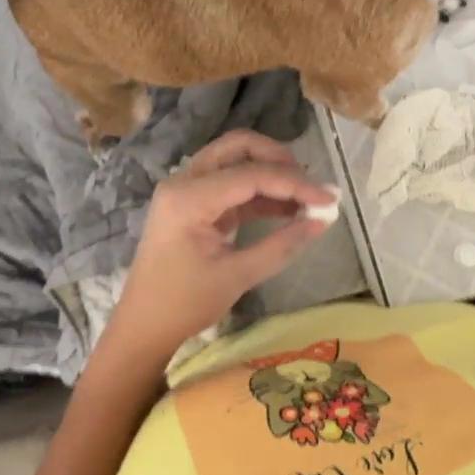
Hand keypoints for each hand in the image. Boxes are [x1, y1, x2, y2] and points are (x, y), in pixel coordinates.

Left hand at [108, 131, 335, 356]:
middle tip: (312, 188)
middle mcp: (184, 182)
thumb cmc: (183, 304)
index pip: (252, 174)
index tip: (331, 199)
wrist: (143, 326)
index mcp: (188, 197)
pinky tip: (288, 211)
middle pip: (239, 148)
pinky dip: (259, 194)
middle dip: (280, 162)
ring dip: (272, 176)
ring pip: (235, 162)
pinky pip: (230, 185)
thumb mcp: (237, 276)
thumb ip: (283, 244)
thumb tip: (324, 220)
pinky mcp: (193, 205)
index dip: (296, 183)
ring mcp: (185, 191)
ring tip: (308, 202)